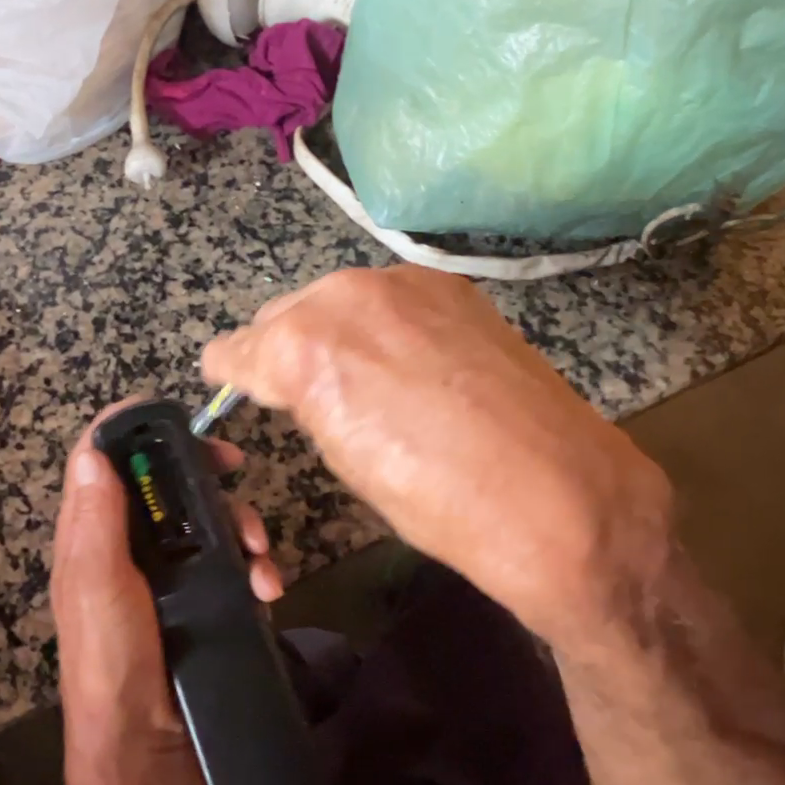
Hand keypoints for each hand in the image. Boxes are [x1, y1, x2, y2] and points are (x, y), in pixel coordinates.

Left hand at [52, 401, 283, 784]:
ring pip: (205, 522)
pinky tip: (269, 588)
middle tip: (239, 470)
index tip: (184, 421)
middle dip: (205, 475)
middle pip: (165, 484)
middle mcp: (124, 552)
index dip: (137, 429)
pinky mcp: (199, 608)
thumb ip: (96, 525)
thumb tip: (93, 451)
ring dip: (240, 526)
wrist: (150, 766)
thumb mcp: (99, 594)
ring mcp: (164, 581)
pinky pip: (228, 567)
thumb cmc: (115, 673)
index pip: (102, 461)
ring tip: (263, 558)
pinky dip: (251, 566)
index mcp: (90, 540)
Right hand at [200, 265, 673, 647]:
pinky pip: (386, 299)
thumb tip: (293, 384)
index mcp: (303, 346)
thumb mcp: (342, 457)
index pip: (234, 350)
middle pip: (282, 314)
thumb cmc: (434, 501)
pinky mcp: (450, 286)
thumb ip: (305, 402)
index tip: (233, 388)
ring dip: (332, 332)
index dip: (230, 376)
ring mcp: (403, 283)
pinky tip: (406, 364)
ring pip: (335, 299)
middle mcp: (346, 295)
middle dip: (281, 350)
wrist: (554, 494)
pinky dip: (379, 324)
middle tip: (304, 396)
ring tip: (362, 381)